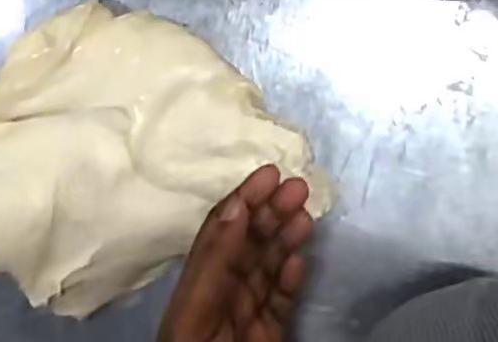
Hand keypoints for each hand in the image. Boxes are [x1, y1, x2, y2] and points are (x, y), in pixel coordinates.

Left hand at [157, 165, 314, 341]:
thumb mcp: (195, 319)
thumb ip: (215, 265)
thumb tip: (237, 209)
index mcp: (192, 292)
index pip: (219, 233)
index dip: (243, 199)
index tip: (269, 173)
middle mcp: (218, 300)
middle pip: (247, 246)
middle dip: (272, 213)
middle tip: (298, 187)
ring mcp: (244, 321)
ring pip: (268, 270)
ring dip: (286, 239)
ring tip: (305, 217)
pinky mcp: (269, 340)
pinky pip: (281, 304)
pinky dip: (292, 280)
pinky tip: (301, 260)